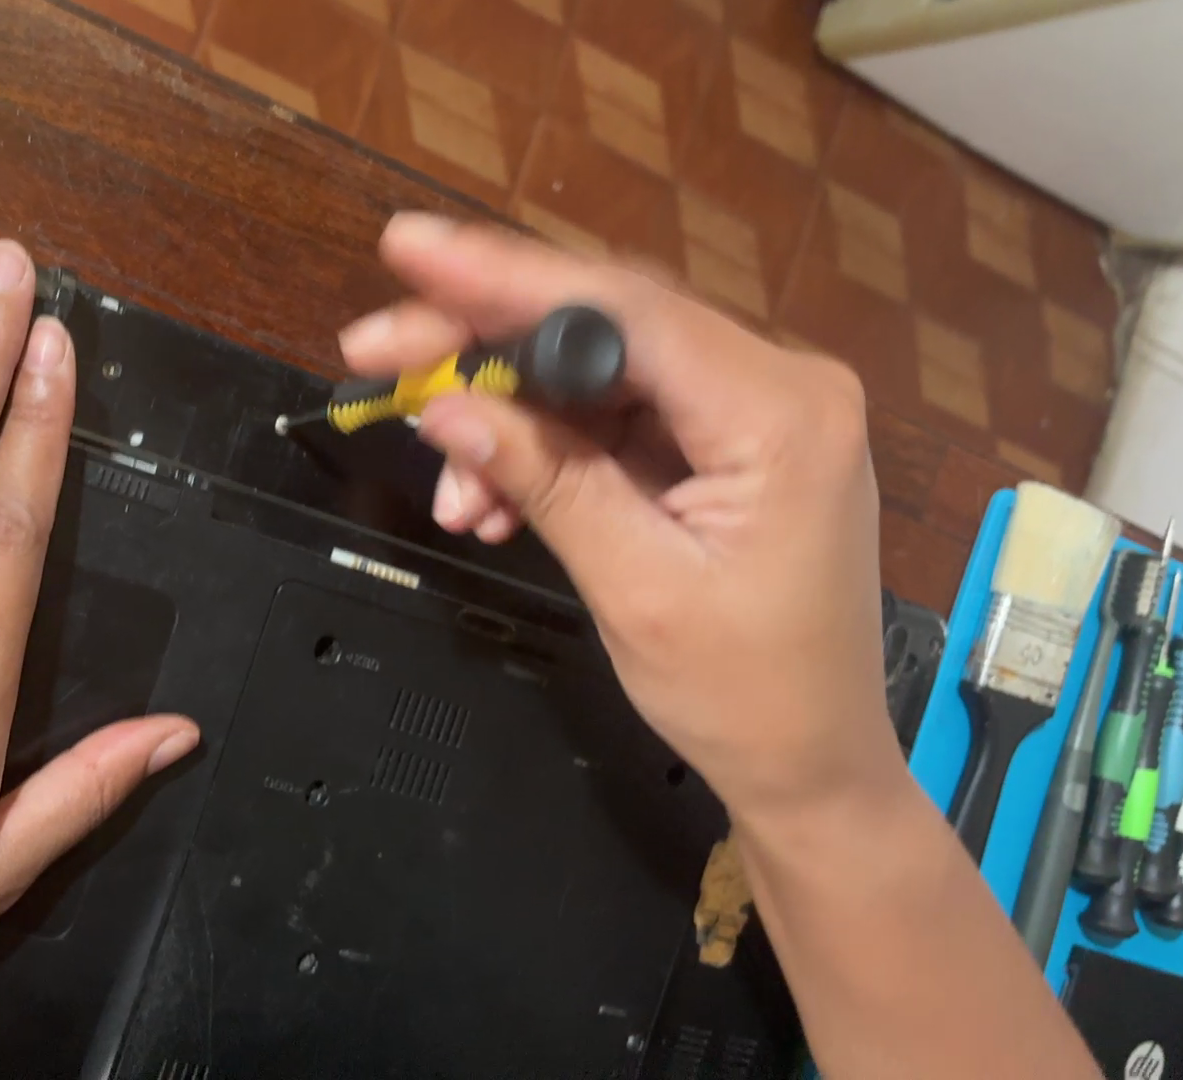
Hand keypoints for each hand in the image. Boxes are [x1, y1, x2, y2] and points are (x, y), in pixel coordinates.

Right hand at [339, 214, 897, 822]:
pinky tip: (489, 504)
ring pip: (584, 380)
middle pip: (596, 330)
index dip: (504, 276)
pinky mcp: (705, 445)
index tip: (408, 250)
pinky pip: (598, 426)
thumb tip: (444, 405)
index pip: (620, 311)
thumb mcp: (632, 585)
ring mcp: (735, 412)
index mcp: (776, 412)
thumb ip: (543, 480)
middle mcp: (767, 384)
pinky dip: (535, 457)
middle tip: (378, 356)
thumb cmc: (739, 691)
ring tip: (451, 497)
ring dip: (501, 426)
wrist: (803, 758)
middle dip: (480, 345)